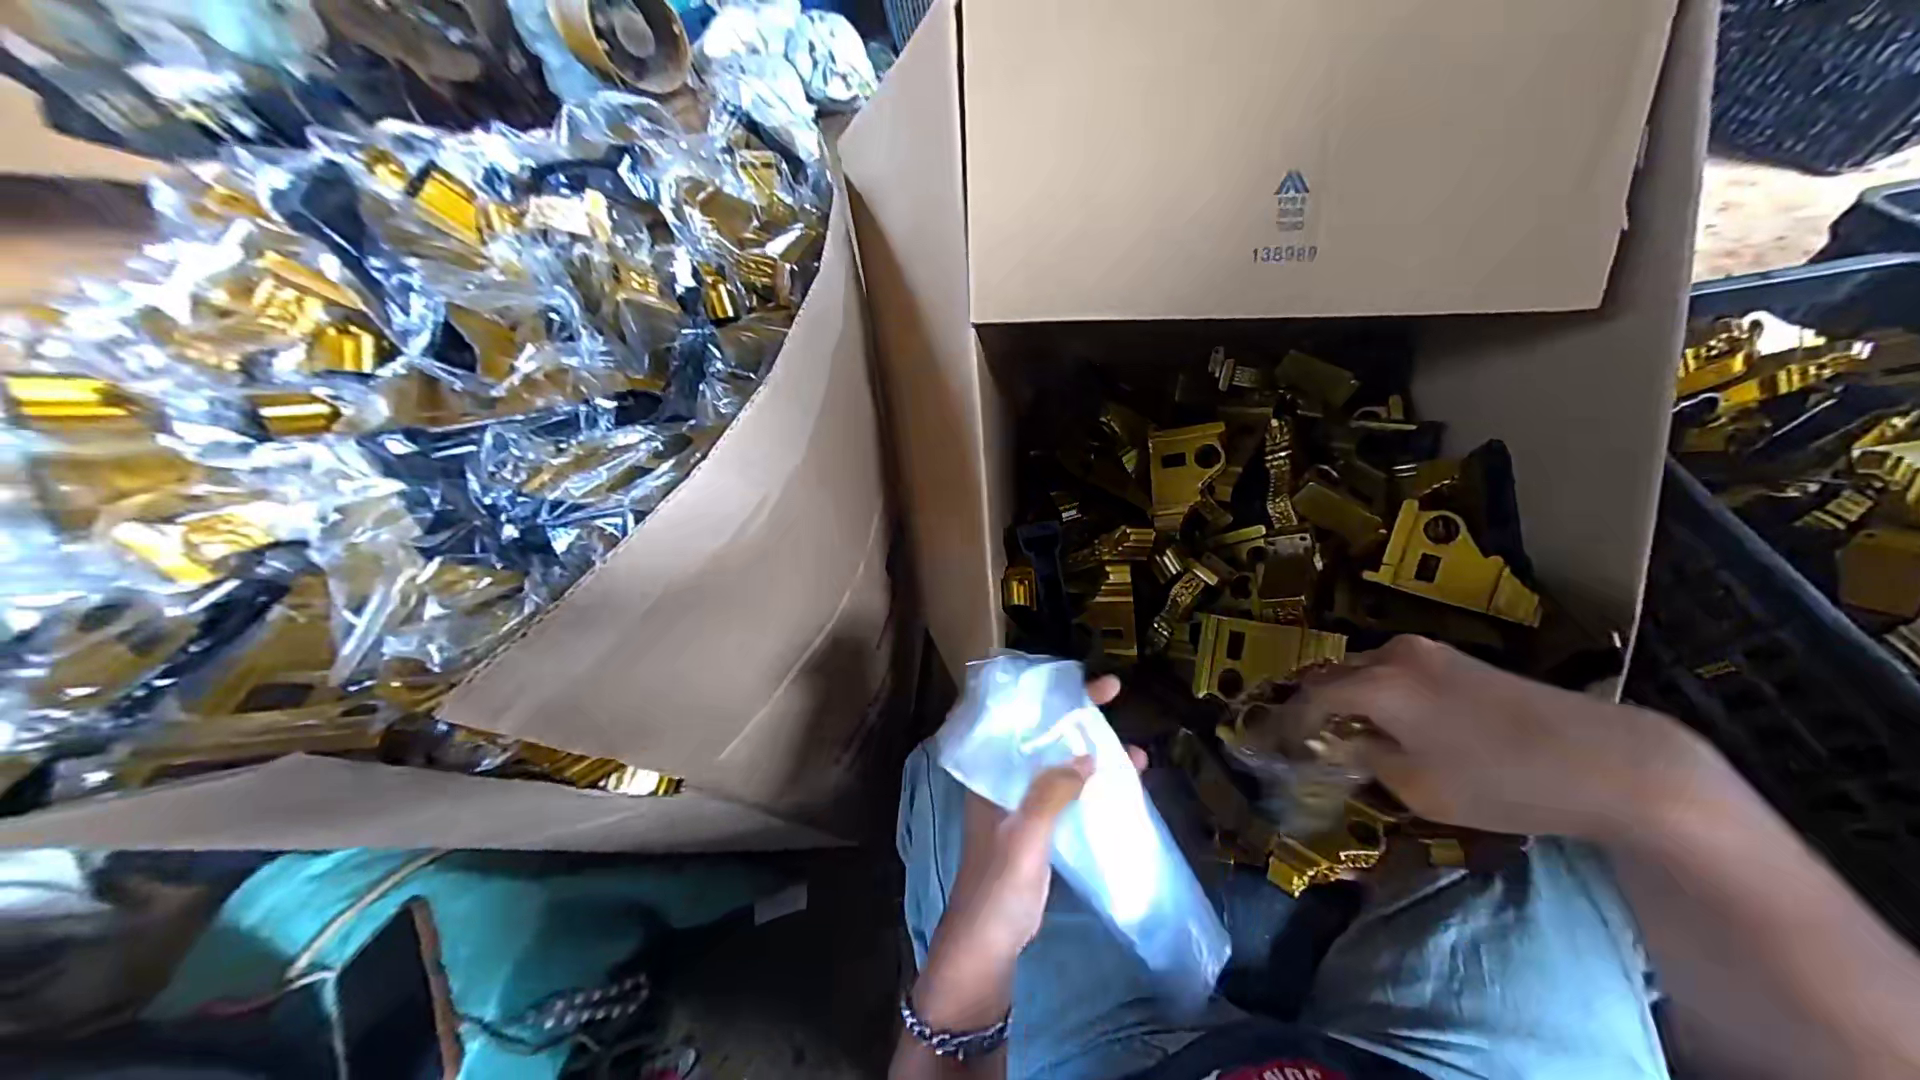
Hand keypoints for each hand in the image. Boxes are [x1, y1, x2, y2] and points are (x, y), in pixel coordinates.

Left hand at [914, 676, 1143, 1029]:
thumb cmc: (998, 887)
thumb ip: (1051, 794)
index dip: (1056, 699)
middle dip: (1079, 722)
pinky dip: (1092, 788)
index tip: (1097, 685)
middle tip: (1119, 708)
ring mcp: (1021, 807)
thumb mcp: (1024, 837)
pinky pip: (1068, 796)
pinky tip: (1120, 790)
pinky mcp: (1038, 831)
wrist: (987, 946)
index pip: (1023, 722)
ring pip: (1059, 767)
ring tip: (1135, 755)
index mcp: (991, 775)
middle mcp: (1004, 782)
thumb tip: (1088, 755)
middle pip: (1043, 739)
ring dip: (1092, 756)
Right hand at [1282, 635, 1727, 841]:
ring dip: (1347, 696)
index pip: (1310, 699)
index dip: (1288, 724)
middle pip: (1333, 675)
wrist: (1611, 760)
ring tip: (1344, 730)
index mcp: (1375, 685)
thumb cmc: (1503, 782)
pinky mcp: (1458, 658)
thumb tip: (1348, 746)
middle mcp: (1393, 655)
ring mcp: (1428, 651)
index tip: (1276, 746)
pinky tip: (1390, 719)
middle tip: (1304, 737)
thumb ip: (1369, 760)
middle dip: (1313, 705)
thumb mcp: (1420, 788)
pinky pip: (1395, 670)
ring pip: (1364, 669)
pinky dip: (1378, 691)